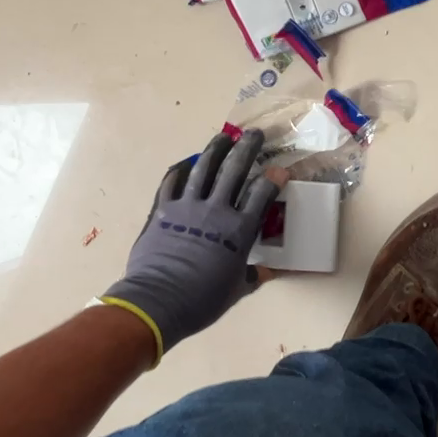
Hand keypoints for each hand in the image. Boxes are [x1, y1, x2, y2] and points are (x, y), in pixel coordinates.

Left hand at [101, 130, 284, 362]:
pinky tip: (185, 163)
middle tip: (255, 134)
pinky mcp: (162, 209)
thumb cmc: (201, 301)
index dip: (273, 179)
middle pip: (235, 170)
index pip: (262, 194)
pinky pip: (172, 182)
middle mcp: (217, 210)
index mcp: (239, 230)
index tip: (280, 170)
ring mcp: (187, 206)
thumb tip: (265, 273)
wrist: (157, 303)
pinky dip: (179, 170)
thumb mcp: (235, 292)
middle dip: (248, 148)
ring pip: (204, 168)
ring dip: (215, 149)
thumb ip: (252, 276)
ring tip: (224, 137)